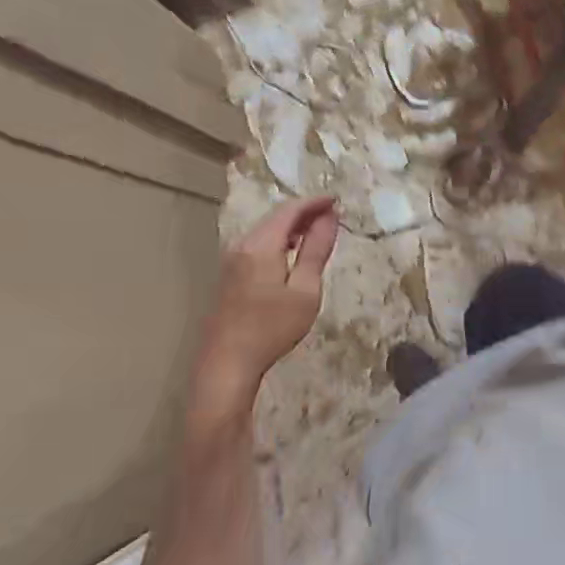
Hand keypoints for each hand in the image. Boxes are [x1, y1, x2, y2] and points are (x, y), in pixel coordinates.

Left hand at [194, 196, 339, 411]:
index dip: (314, 203)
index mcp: (261, 244)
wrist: (227, 362)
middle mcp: (243, 244)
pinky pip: (258, 244)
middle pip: (276, 217)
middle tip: (331, 216)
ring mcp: (232, 259)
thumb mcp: (305, 290)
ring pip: (266, 230)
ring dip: (291, 227)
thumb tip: (329, 218)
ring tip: (317, 232)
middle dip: (304, 212)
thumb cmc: (272, 328)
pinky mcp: (229, 274)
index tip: (337, 201)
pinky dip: (279, 240)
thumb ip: (316, 250)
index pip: (290, 210)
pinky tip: (291, 253)